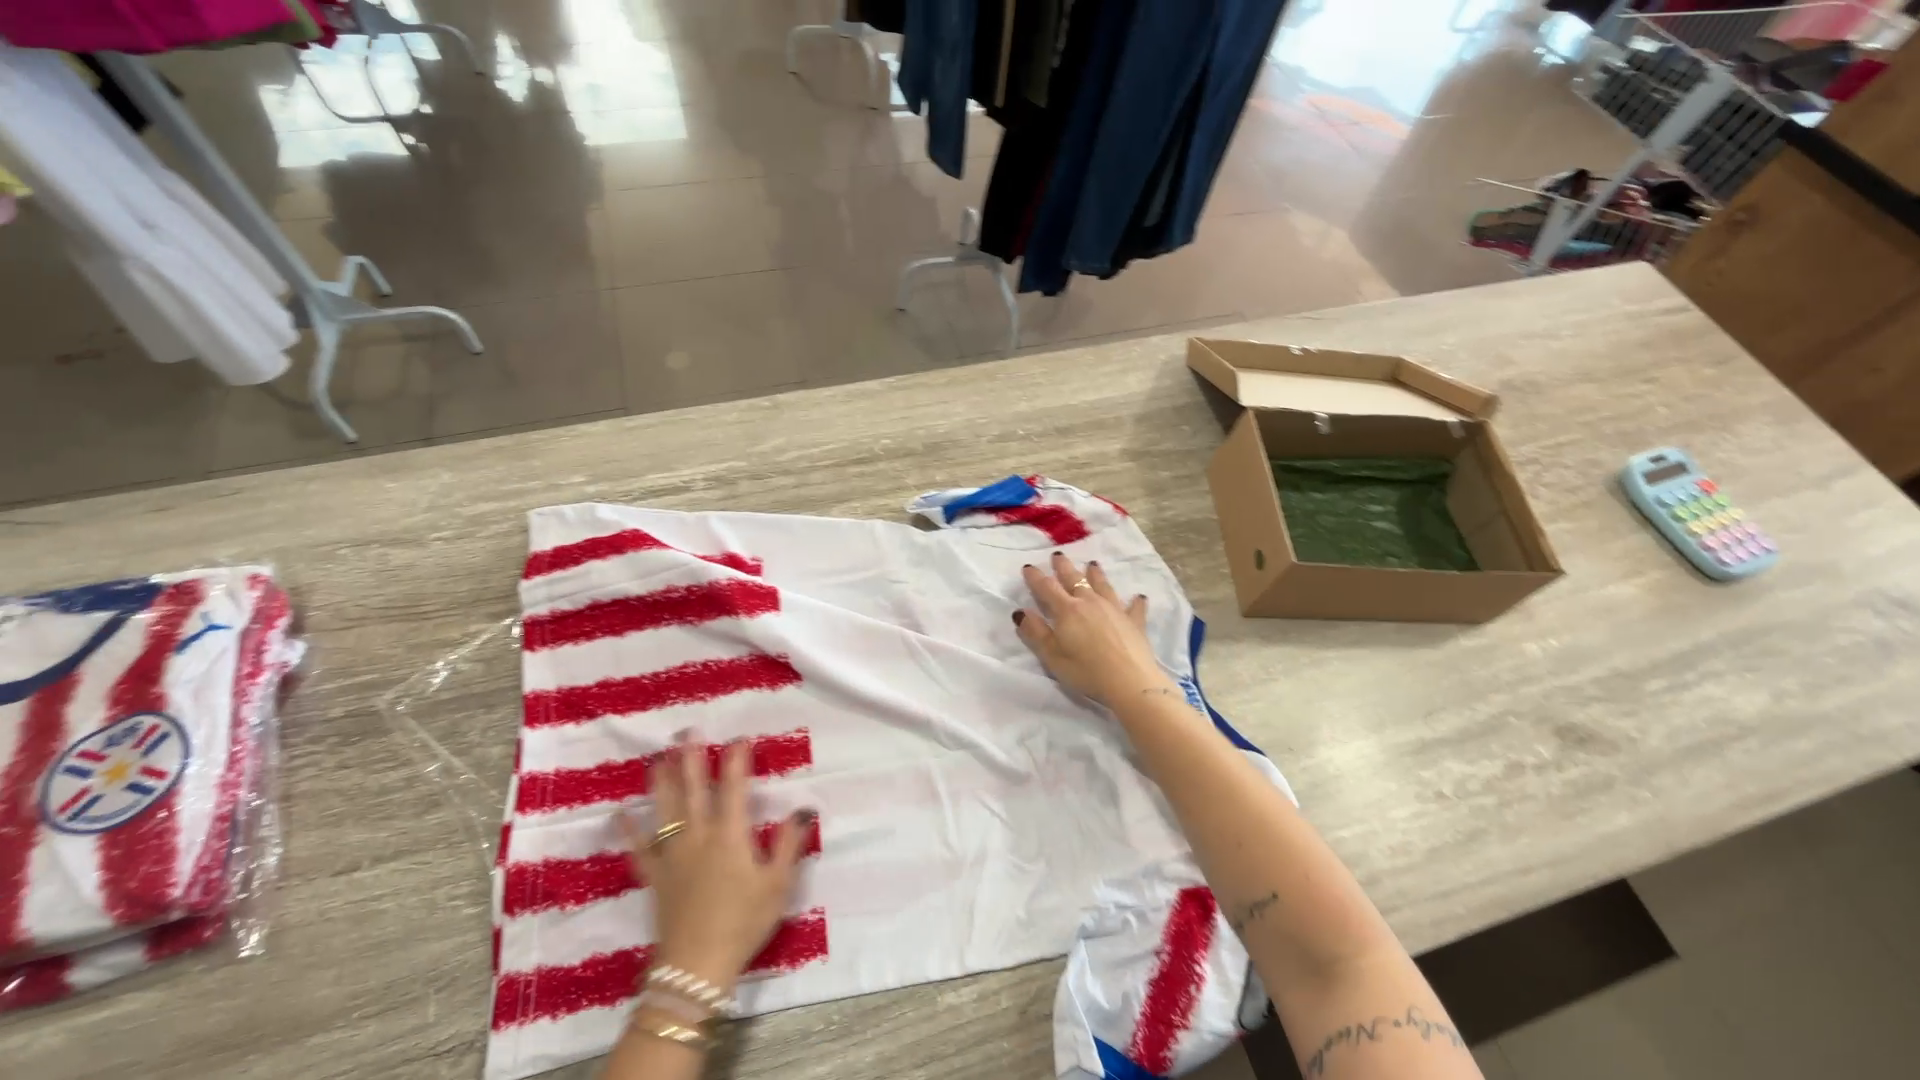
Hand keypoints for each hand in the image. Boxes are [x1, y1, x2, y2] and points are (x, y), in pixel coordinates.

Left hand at [624, 730, 815, 992]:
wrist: (697, 964)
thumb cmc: (745, 922)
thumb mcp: (778, 884)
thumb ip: (789, 844)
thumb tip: (803, 808)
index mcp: (731, 836)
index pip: (734, 787)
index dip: (736, 760)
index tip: (739, 738)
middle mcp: (698, 836)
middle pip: (693, 789)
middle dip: (691, 757)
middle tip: (687, 731)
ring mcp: (672, 855)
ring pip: (664, 809)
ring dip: (661, 780)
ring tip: (658, 757)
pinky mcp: (654, 876)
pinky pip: (638, 848)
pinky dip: (629, 830)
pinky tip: (621, 813)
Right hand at [1014, 552, 1175, 706]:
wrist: (1129, 681)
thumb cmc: (1086, 671)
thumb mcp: (1052, 656)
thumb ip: (1036, 633)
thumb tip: (1021, 612)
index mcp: (1067, 610)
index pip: (1047, 588)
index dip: (1036, 578)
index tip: (1028, 567)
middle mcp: (1090, 603)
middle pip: (1075, 579)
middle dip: (1064, 567)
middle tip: (1058, 555)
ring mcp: (1115, 610)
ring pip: (1103, 586)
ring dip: (1096, 574)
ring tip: (1092, 564)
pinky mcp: (1134, 622)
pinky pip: (1134, 607)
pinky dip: (1135, 601)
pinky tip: (1139, 597)